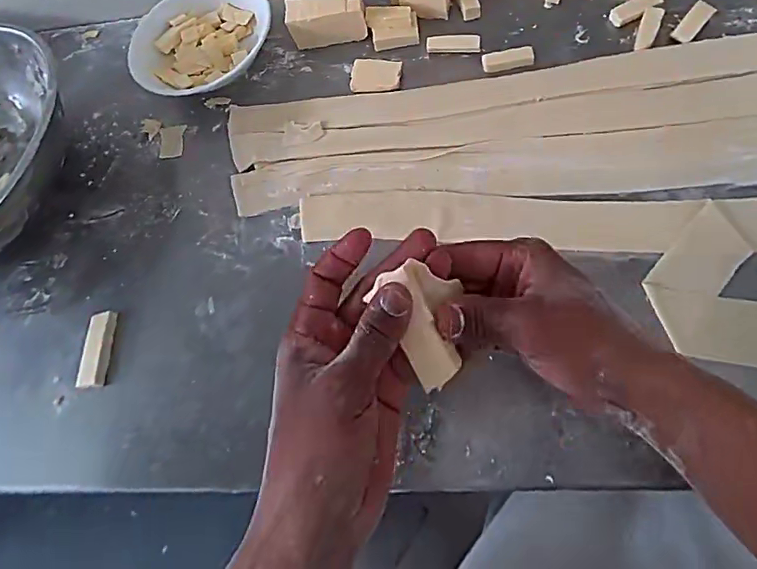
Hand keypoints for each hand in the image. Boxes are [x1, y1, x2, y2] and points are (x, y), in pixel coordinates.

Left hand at [230, 227, 437, 568]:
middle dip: (394, 270)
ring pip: (393, 323)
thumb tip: (396, 291)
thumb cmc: (312, 451)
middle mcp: (337, 347)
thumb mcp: (341, 387)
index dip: (343, 257)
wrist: (322, 521)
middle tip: (427, 246)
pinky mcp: (388, 392)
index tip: (367, 235)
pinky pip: (409, 354)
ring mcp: (365, 369)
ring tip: (445, 274)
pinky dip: (427, 338)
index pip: (323, 284)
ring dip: (417, 301)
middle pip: (367, 297)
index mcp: (309, 339)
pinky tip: (447, 319)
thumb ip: (372, 337)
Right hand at [427, 238, 662, 414]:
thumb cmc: (581, 340)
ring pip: (474, 303)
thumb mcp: (526, 324)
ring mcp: (520, 300)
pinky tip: (445, 349)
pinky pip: (485, 323)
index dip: (436, 267)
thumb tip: (438, 317)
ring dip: (451, 317)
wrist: (625, 379)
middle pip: (468, 277)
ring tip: (417, 332)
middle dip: (440, 295)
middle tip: (404, 314)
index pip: (468, 254)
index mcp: (523, 256)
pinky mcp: (523, 327)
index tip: (403, 285)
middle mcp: (518, 271)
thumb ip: (479, 317)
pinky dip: (468, 333)